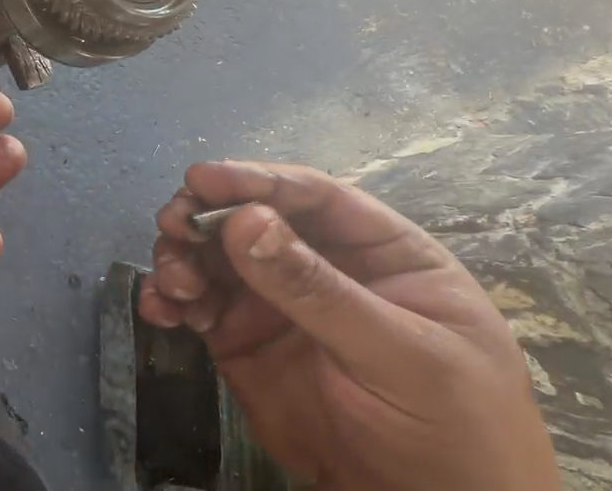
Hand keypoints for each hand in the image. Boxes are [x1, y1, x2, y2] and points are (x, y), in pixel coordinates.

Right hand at [140, 161, 558, 490]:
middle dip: (202, 216)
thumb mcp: (400, 358)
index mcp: (380, 256)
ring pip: (208, 252)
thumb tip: (244, 220)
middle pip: (245, 215)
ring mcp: (273, 300)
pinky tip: (160, 312)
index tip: (200, 178)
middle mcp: (319, 266)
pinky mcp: (236, 335)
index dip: (255, 180)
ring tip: (174, 287)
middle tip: (174, 228)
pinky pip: (190, 300)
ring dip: (179, 258)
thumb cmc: (450, 432)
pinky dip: (166, 298)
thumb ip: (320, 290)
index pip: (314, 197)